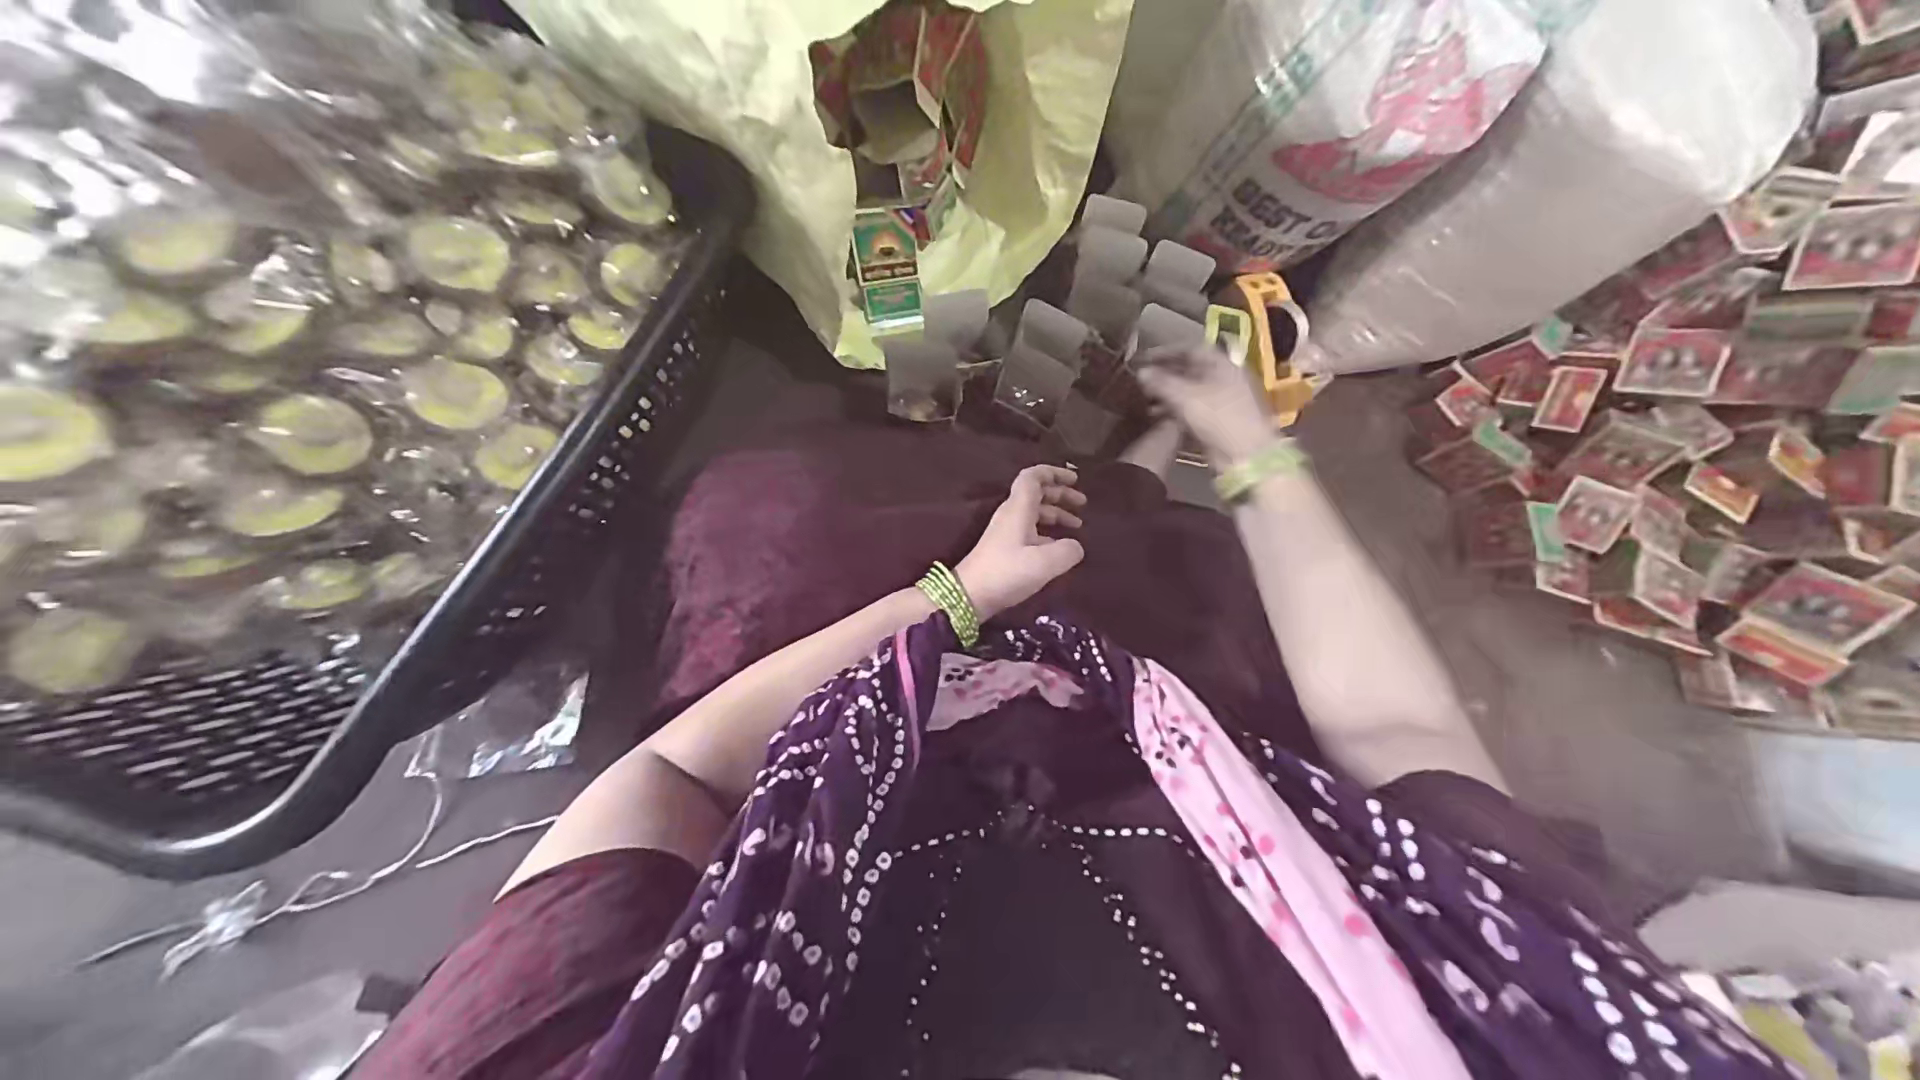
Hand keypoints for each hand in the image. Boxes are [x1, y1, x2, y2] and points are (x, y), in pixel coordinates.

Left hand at [954, 465, 1086, 620]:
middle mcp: (1011, 515)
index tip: (1074, 479)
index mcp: (1018, 509)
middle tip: (1082, 503)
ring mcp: (1006, 532)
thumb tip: (1076, 546)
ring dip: (1055, 514)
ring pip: (1034, 513)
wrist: (970, 595)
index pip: (1033, 477)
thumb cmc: (1006, 573)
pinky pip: (1030, 530)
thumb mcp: (1044, 562)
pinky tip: (1060, 547)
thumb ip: (1067, 550)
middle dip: (1060, 494)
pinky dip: (1047, 533)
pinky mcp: (1005, 549)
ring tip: (1077, 525)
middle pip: (1036, 494)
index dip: (1054, 473)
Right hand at [1135, 345, 1274, 468]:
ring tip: (1146, 400)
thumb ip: (1160, 382)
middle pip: (1189, 369)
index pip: (1189, 349)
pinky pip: (1192, 408)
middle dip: (1164, 374)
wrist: (1245, 453)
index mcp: (1220, 363)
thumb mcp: (1184, 396)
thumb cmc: (1217, 416)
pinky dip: (1175, 409)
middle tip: (1142, 380)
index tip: (1143, 360)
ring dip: (1167, 393)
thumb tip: (1141, 372)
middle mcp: (1223, 377)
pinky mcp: (1218, 420)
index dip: (1164, 352)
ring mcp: (1222, 399)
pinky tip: (1159, 416)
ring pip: (1189, 390)